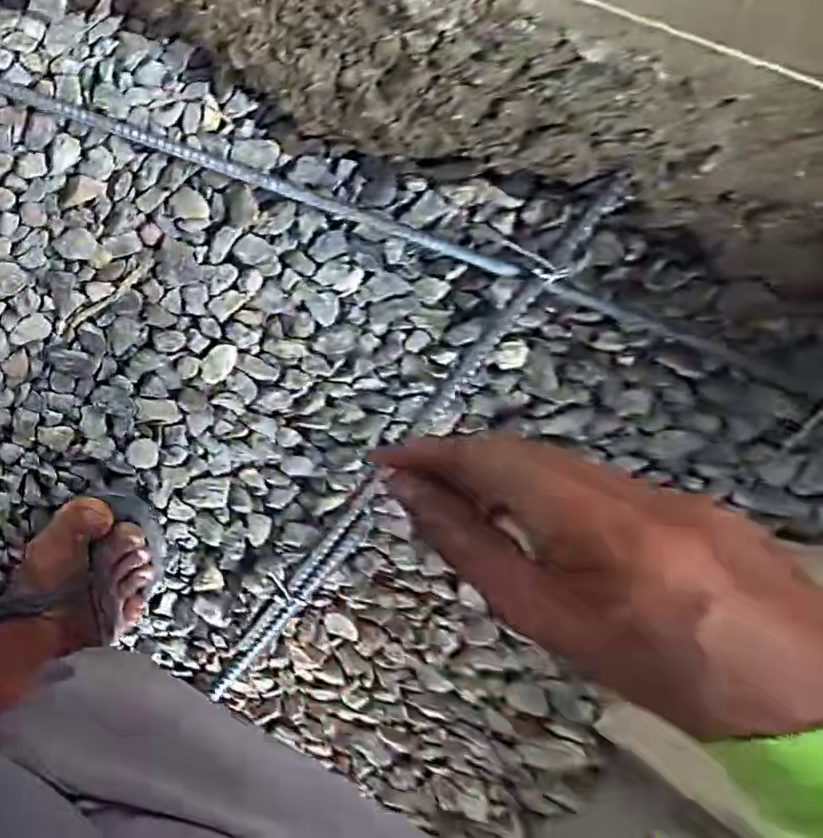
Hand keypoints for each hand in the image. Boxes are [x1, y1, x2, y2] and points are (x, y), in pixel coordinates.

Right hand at [375, 434, 822, 740]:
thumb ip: (463, 543)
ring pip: (559, 463)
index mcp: (601, 525)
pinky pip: (598, 481)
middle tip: (413, 482)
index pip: (491, 459)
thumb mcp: (536, 613)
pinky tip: (537, 520)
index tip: (384, 462)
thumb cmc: (654, 669)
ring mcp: (680, 497)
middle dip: (459, 460)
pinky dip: (548, 488)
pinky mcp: (702, 507)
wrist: (809, 713)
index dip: (428, 453)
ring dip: (502, 473)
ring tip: (465, 502)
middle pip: (524, 452)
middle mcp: (643, 495)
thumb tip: (405, 491)